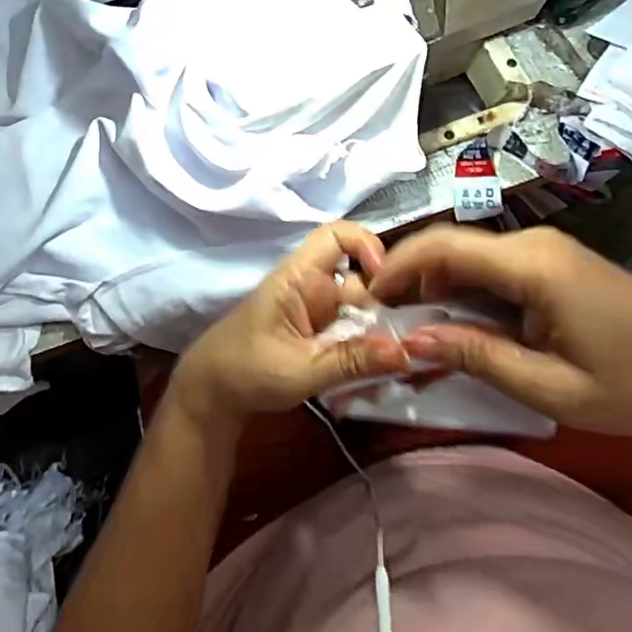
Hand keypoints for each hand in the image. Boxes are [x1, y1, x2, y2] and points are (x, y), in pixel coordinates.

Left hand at [169, 222, 411, 425]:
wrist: (213, 395)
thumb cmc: (247, 371)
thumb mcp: (302, 370)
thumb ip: (352, 361)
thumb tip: (407, 351)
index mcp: (299, 278)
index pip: (337, 236)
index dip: (367, 245)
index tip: (387, 280)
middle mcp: (313, 286)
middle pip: (362, 278)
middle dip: (390, 303)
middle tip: (418, 335)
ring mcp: (318, 310)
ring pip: (363, 306)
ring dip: (385, 327)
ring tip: (412, 354)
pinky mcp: (321, 332)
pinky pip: (355, 328)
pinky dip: (372, 343)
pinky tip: (390, 365)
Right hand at [370, 225, 631, 436]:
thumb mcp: (555, 388)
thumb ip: (478, 358)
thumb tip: (411, 340)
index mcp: (531, 264)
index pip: (442, 247)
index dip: (395, 267)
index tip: (366, 300)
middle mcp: (531, 243)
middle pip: (449, 247)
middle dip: (407, 279)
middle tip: (379, 321)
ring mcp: (544, 251)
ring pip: (468, 257)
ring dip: (433, 288)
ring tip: (407, 328)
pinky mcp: (553, 264)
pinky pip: (492, 269)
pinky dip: (463, 293)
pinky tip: (453, 324)